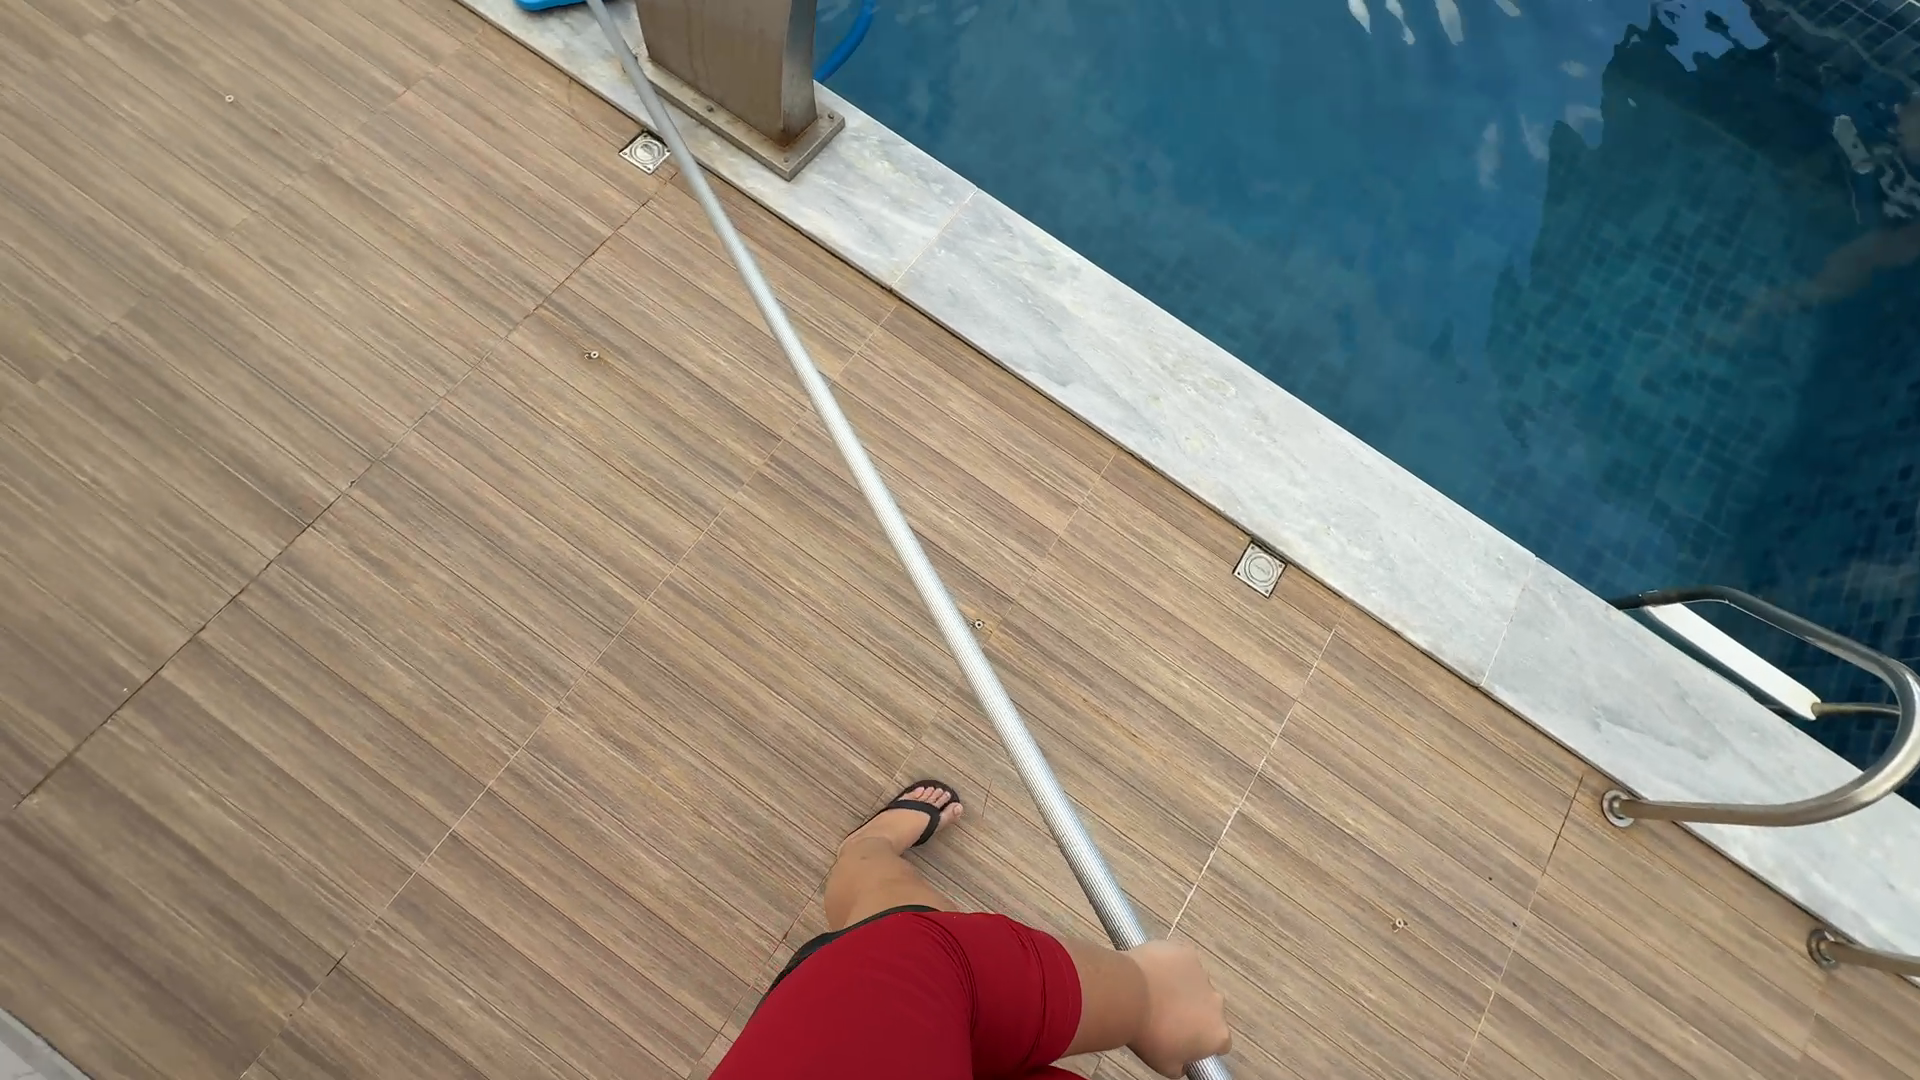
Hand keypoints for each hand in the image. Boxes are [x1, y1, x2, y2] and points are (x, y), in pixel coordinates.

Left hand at [1124, 940, 1231, 1077]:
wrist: (1127, 995)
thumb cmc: (1146, 1034)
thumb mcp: (1166, 1066)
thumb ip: (1182, 1065)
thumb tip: (1182, 1062)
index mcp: (1217, 1033)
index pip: (1220, 1041)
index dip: (1204, 1040)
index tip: (1188, 1038)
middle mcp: (1216, 1003)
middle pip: (1209, 1008)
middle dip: (1194, 1010)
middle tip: (1169, 1013)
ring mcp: (1202, 974)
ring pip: (1195, 982)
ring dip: (1183, 985)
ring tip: (1157, 990)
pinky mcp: (1186, 952)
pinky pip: (1182, 960)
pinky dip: (1171, 964)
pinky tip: (1154, 971)